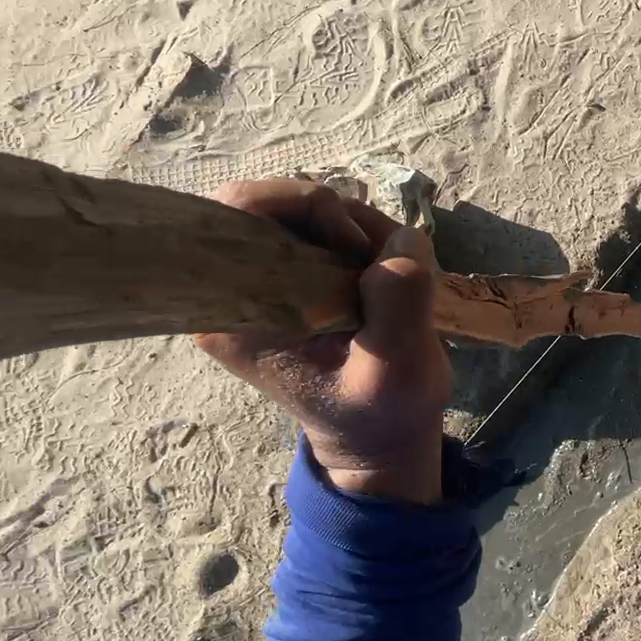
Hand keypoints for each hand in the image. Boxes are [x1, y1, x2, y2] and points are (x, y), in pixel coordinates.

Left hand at [195, 179, 452, 504]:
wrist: (381, 436)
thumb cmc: (382, 412)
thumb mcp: (398, 367)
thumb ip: (398, 302)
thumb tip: (402, 240)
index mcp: (238, 311)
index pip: (241, 212)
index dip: (304, 207)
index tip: (357, 248)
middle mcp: (239, 288)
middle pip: (282, 204)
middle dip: (347, 223)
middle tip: (387, 268)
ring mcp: (270, 281)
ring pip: (314, 212)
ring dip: (367, 234)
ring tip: (397, 282)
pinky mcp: (298, 280)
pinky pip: (331, 231)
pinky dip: (370, 242)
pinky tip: (390, 280)